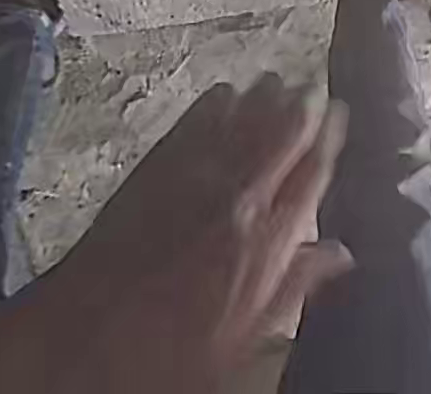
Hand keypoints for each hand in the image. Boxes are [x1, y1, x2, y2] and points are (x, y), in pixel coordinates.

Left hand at [0, 75, 352, 393]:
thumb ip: (297, 286)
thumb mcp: (248, 338)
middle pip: (284, 129)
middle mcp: (239, 193)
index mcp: (267, 238)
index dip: (331, 133)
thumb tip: (343, 253)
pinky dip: (219, 100)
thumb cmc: (173, 350)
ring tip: (279, 80)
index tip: (341, 110)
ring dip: (265, 94)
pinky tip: (227, 92)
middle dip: (304, 101)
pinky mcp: (161, 161)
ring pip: (245, 114)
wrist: (87, 336)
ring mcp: (198, 171)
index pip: (313, 170)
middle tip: (314, 84)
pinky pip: (199, 116)